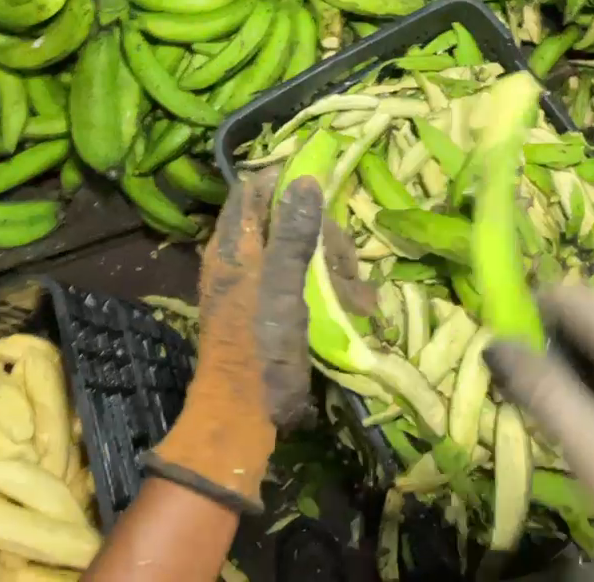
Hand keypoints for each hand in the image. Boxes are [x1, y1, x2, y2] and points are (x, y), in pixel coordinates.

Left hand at [146, 170, 323, 510]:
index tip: (324, 190)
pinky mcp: (271, 307)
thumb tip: (306, 179)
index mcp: (233, 246)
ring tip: (360, 299)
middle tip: (349, 264)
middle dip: (325, 237)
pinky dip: (330, 288)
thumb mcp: (282, 285)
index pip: (254, 190)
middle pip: (286, 221)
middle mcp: (241, 257)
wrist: (244, 414)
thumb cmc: (261, 346)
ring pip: (301, 252)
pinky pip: (304, 280)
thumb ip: (293, 232)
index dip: (286, 182)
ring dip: (335, 268)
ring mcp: (255, 283)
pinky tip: (356, 307)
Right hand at [486, 287, 593, 581]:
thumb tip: (493, 343)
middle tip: (545, 406)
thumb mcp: (588, 445)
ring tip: (578, 421)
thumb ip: (539, 387)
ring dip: (577, 364)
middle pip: (585, 313)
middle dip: (554, 349)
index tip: (513, 367)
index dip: (528, 320)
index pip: (564, 295)